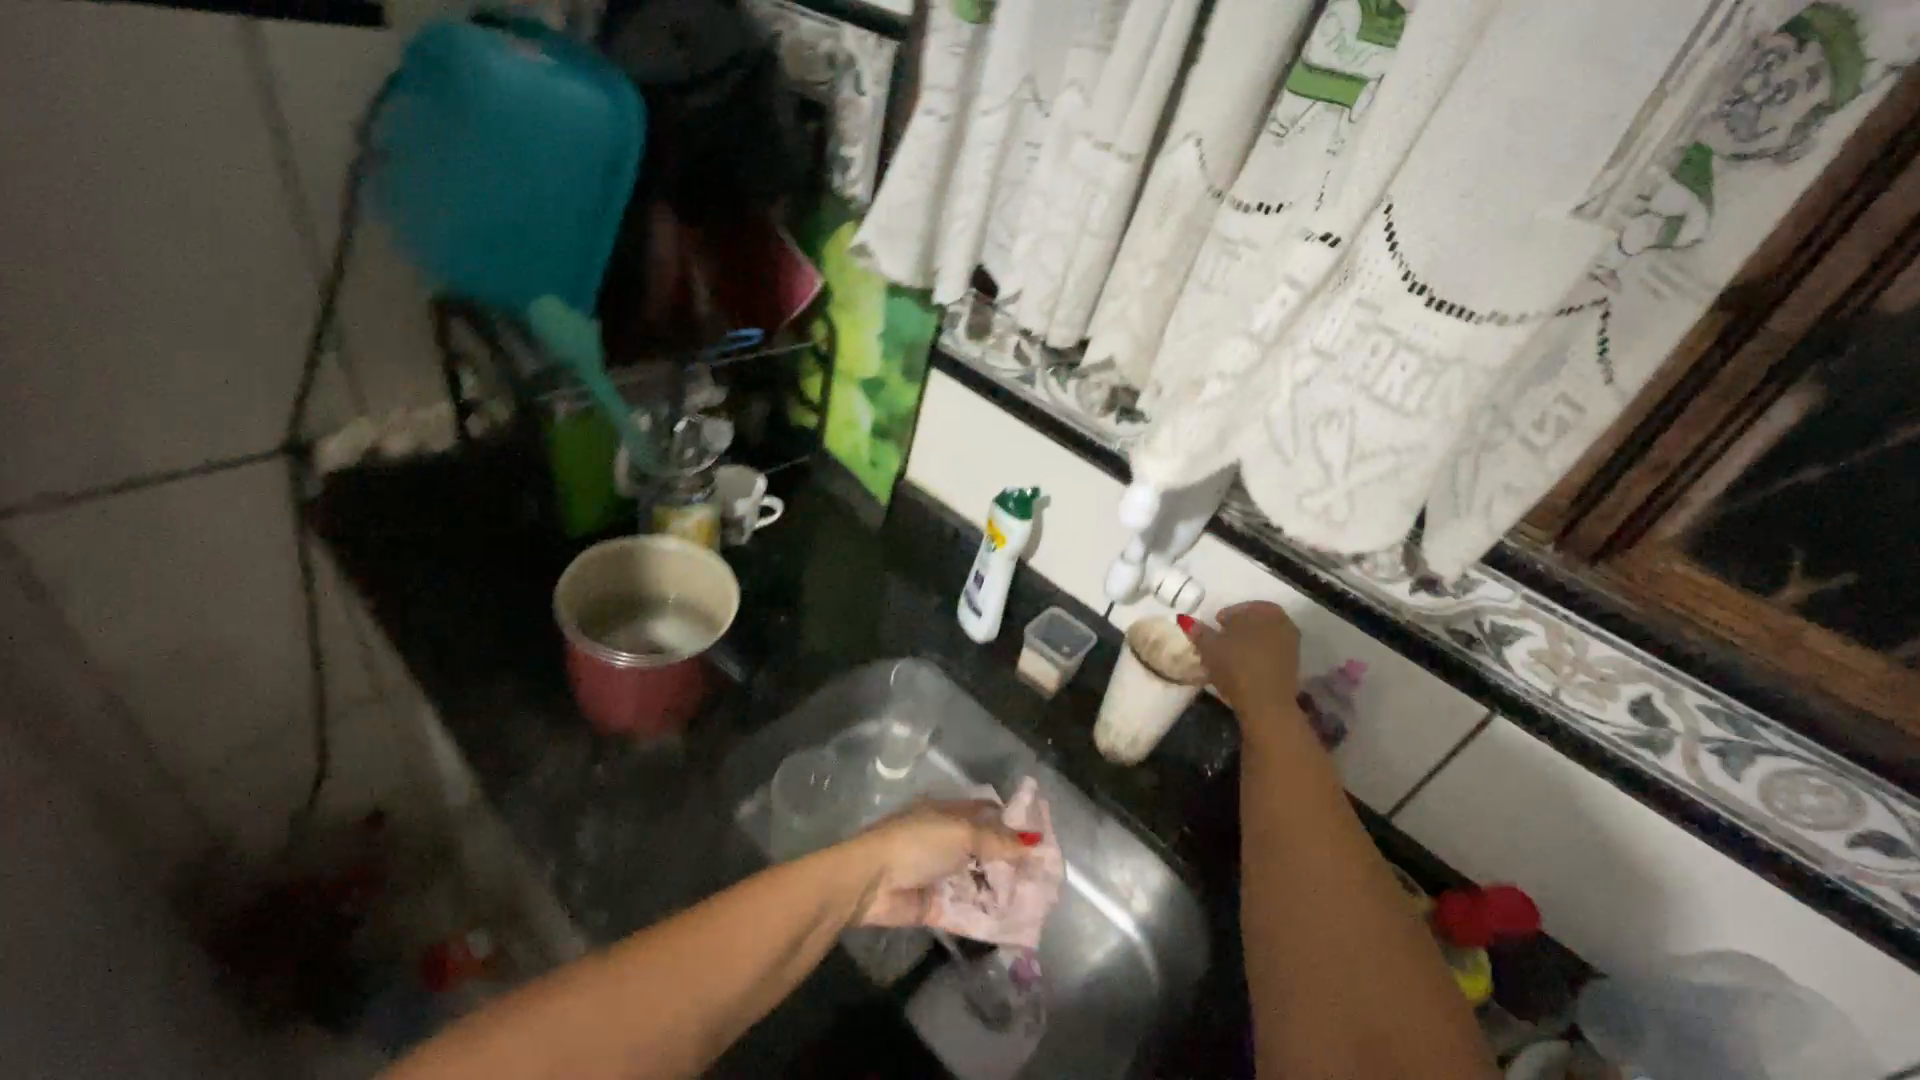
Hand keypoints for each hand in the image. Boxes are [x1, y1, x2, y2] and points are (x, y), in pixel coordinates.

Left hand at [840, 800, 1032, 926]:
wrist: (870, 882)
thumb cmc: (916, 844)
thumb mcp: (961, 834)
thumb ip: (997, 840)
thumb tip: (1033, 842)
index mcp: (949, 814)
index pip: (988, 813)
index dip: (1014, 822)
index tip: (1043, 837)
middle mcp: (946, 841)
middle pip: (986, 850)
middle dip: (1013, 863)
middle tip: (1046, 877)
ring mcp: (940, 874)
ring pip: (978, 882)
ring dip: (1003, 891)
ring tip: (1037, 904)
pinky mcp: (935, 905)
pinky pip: (966, 911)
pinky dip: (987, 917)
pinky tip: (1014, 925)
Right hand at [1189, 601, 1301, 715]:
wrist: (1266, 703)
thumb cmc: (1236, 667)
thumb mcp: (1210, 647)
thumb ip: (1199, 632)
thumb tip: (1185, 619)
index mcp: (1265, 612)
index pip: (1242, 608)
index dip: (1225, 616)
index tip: (1215, 626)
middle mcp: (1283, 623)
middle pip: (1256, 621)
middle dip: (1238, 628)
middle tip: (1221, 638)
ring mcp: (1291, 645)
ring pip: (1264, 637)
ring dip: (1248, 642)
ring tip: (1230, 654)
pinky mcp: (1292, 666)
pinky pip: (1271, 652)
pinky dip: (1257, 655)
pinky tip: (1244, 666)